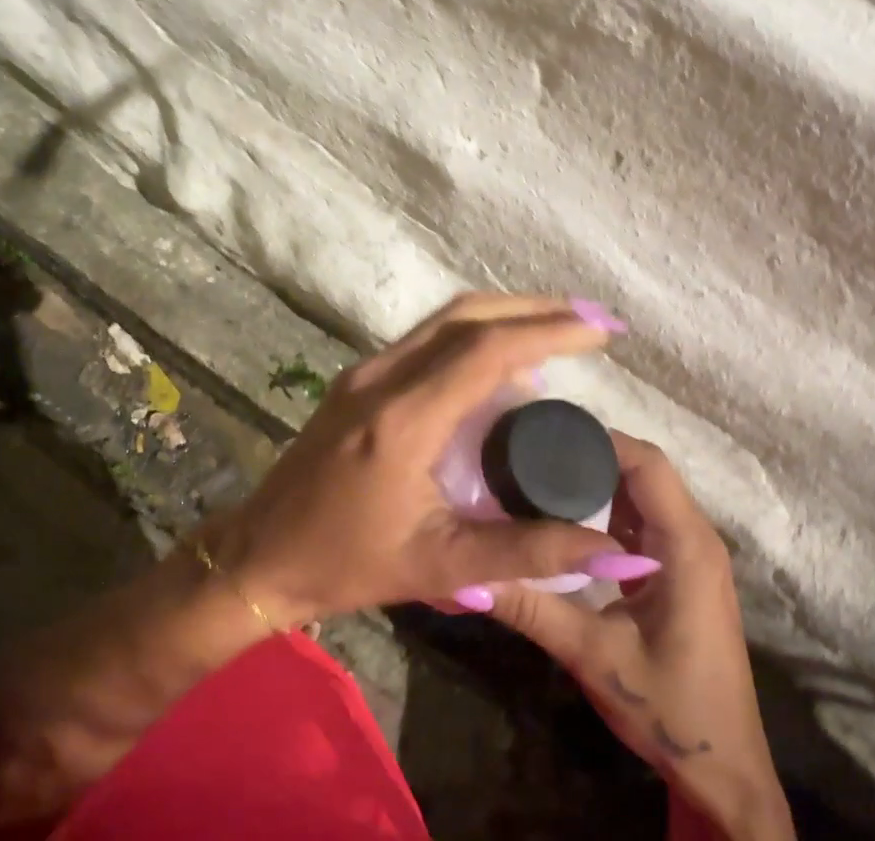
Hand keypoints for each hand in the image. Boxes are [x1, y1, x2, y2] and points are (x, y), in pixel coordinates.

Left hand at [211, 293, 633, 625]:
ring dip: (503, 315)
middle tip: (591, 323)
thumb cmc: (347, 565)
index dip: (551, 332)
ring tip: (558, 330)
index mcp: (403, 419)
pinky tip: (501, 363)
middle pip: (465, 316)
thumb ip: (530, 551)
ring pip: (442, 321)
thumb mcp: (442, 566)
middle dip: (535, 309)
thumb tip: (614, 545)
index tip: (602, 334)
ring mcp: (362, 375)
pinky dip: (471, 336)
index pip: (487, 349)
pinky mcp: (355, 383)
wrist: (260, 555)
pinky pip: (423, 341)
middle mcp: (381, 380)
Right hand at [485, 434, 794, 840]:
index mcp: (685, 547)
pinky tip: (558, 523)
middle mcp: (694, 540)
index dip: (598, 439)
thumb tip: (467, 574)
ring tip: (531, 477)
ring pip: (639, 499)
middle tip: (522, 453)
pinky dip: (602, 515)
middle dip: (586, 458)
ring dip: (593, 485)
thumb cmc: (670, 708)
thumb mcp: (593, 656)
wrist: (724, 770)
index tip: (540, 432)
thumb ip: (532, 608)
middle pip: (642, 474)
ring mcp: (688, 559)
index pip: (646, 464)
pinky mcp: (677, 577)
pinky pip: (639, 526)